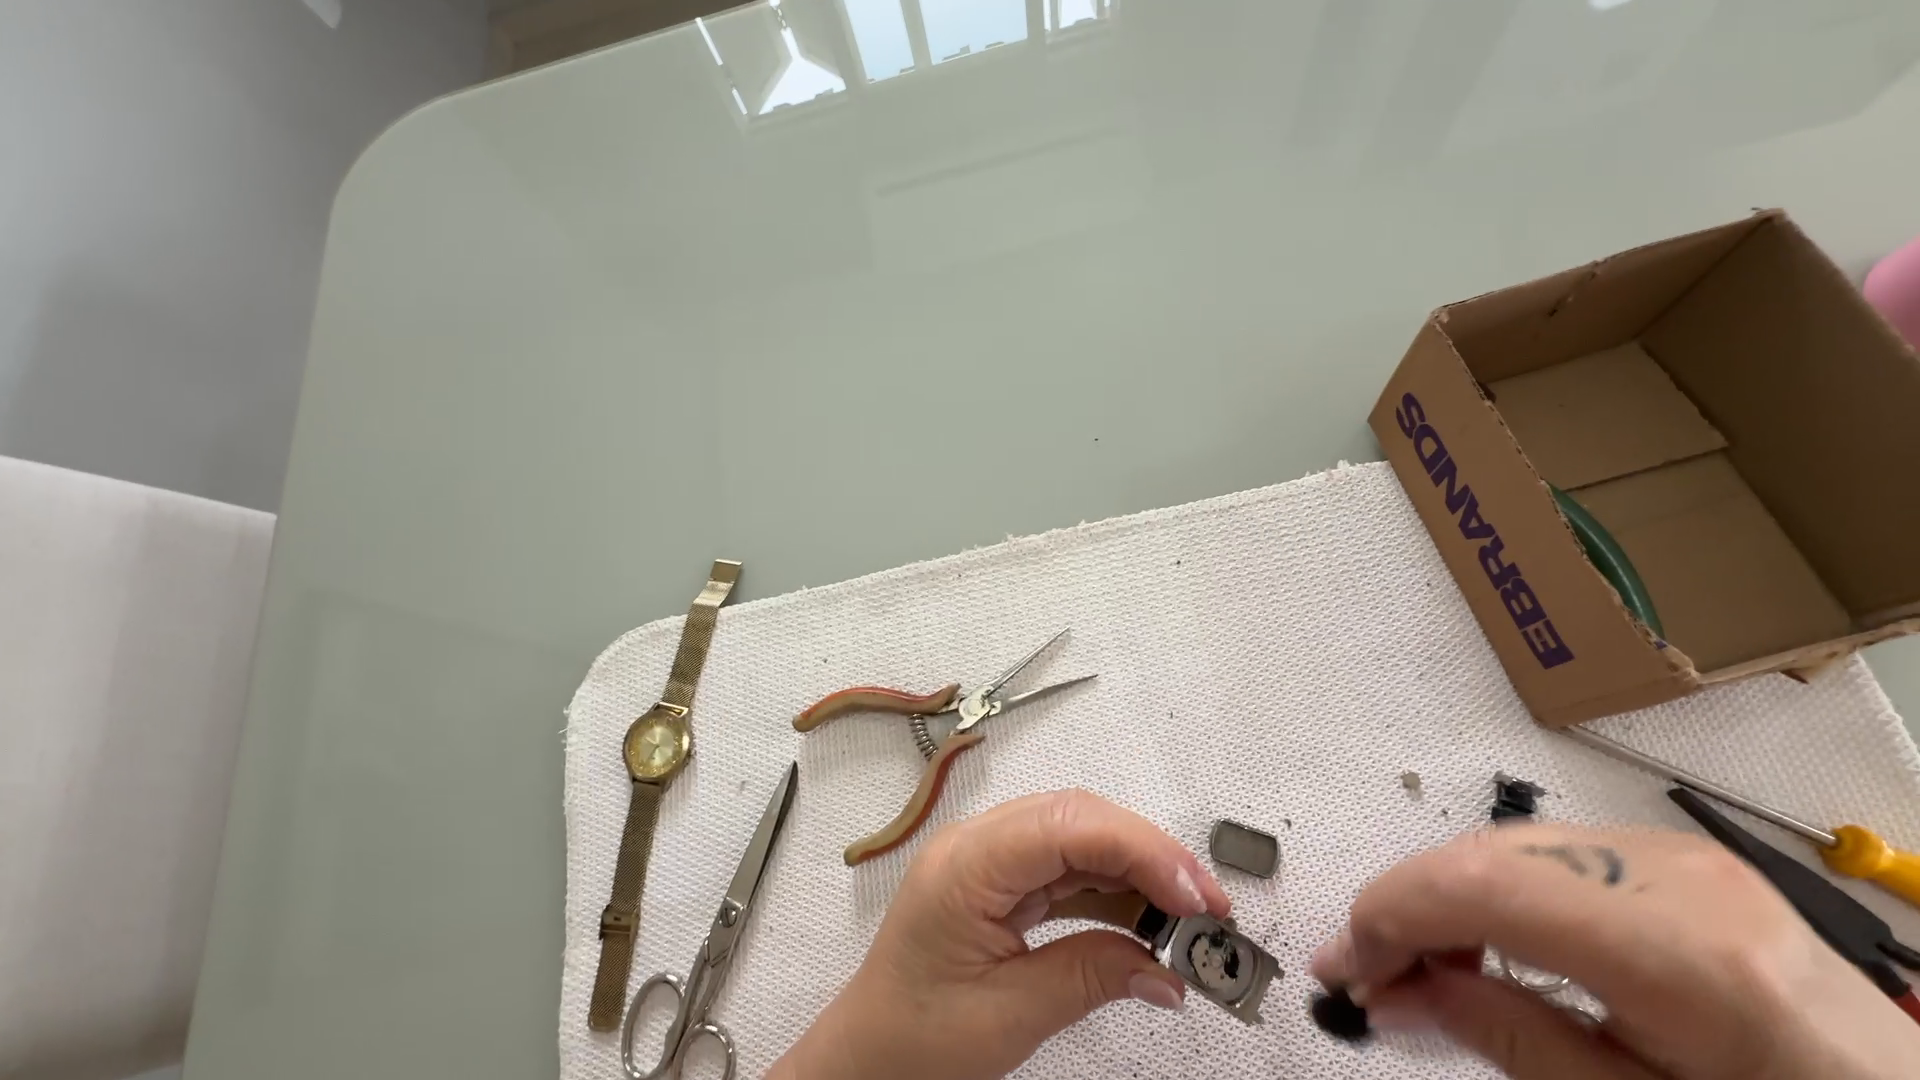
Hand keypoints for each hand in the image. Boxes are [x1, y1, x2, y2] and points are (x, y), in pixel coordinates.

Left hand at [767, 789, 1230, 1079]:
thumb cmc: (913, 1037)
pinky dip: (1116, 891)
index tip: (1192, 894)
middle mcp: (977, 846)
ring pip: (1081, 838)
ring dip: (1139, 873)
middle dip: (1150, 855)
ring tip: (1189, 920)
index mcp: (965, 866)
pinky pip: (1071, 868)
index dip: (1138, 848)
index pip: (1064, 825)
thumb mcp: (1007, 1016)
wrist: (868, 1054)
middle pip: (1079, 819)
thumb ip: (1089, 978)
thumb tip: (1165, 969)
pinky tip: (1149, 922)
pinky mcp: (1004, 880)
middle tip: (1207, 908)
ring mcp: (991, 858)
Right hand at [1309, 823, 1919, 1079]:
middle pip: (1483, 857)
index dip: (1389, 915)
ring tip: (1416, 969)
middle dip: (1402, 909)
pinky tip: (1478, 946)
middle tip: (1364, 975)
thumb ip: (1510, 1044)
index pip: (1484, 888)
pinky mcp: (1671, 856)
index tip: (1344, 970)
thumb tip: (1394, 991)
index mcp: (1686, 957)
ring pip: (1500, 848)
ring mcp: (1674, 854)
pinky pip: (1540, 855)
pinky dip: (1486, 894)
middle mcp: (1674, 875)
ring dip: (1439, 901)